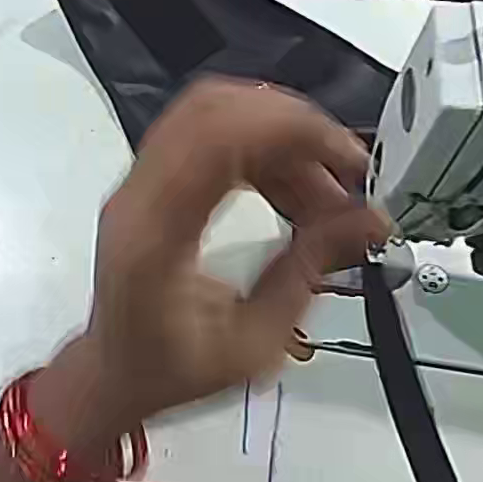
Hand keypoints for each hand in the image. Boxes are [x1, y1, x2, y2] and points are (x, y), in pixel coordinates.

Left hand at [40, 78, 388, 444]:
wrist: (118, 372)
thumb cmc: (170, 370)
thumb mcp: (254, 342)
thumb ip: (308, 272)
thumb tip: (364, 222)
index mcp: (155, 236)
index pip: (217, 137)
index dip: (293, 130)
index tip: (347, 159)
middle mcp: (139, 196)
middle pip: (218, 109)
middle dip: (297, 128)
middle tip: (345, 171)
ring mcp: (141, 182)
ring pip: (218, 114)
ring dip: (284, 140)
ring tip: (326, 194)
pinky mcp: (154, 181)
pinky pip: (213, 135)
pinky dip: (265, 151)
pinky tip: (296, 192)